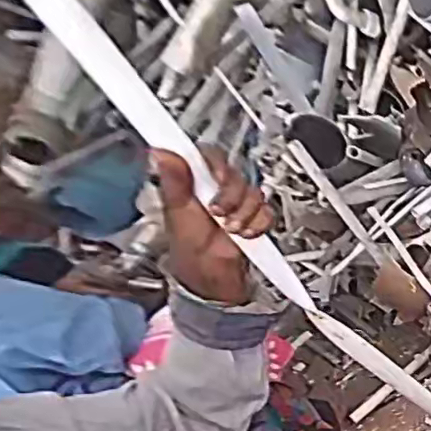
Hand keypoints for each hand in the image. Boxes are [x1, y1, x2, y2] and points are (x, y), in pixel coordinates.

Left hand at [151, 147, 273, 305]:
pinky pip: (268, 212)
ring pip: (255, 194)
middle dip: (231, 197)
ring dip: (245, 214)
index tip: (216, 178)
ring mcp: (238, 204)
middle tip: (218, 213)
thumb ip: (175, 181)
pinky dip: (259, 224)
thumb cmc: (189, 249)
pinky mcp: (256, 219)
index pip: (209, 155)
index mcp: (194, 181)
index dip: (217, 165)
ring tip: (231, 228)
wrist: (213, 277)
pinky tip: (246, 233)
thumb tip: (162, 153)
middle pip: (236, 175)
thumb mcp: (177, 212)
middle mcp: (216, 189)